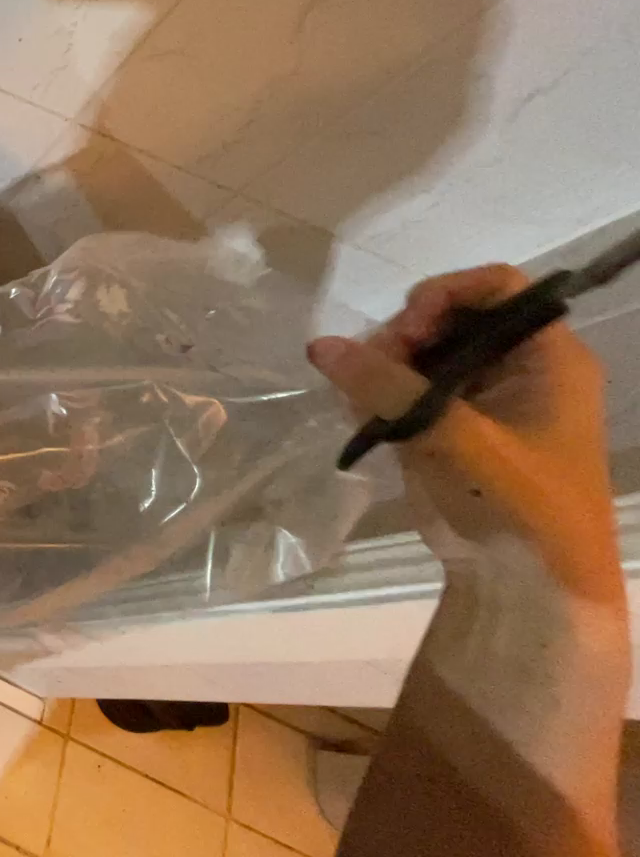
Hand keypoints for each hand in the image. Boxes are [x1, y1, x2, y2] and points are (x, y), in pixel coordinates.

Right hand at [308, 265, 618, 599]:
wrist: (518, 579)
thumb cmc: (518, 504)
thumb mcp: (454, 439)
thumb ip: (386, 388)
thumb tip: (318, 345)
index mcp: (547, 361)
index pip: (498, 287)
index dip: (445, 295)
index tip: (407, 332)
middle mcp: (513, 367)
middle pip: (444, 315)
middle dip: (399, 337)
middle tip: (372, 374)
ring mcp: (474, 395)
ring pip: (412, 349)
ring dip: (378, 369)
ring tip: (366, 407)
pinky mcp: (439, 420)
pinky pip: (394, 383)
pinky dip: (370, 393)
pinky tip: (365, 421)